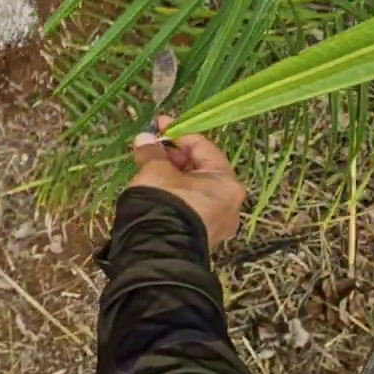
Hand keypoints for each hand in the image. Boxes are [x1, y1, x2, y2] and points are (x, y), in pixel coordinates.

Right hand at [129, 116, 245, 247]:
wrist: (157, 249)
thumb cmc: (164, 202)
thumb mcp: (155, 171)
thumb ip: (152, 152)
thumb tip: (145, 138)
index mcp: (226, 181)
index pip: (202, 147)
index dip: (178, 132)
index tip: (158, 124)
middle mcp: (229, 201)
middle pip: (200, 168)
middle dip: (173, 156)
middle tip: (150, 148)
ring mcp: (218, 221)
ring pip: (194, 188)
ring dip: (172, 175)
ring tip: (147, 168)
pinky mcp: (202, 234)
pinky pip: (189, 204)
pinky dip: (174, 193)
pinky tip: (154, 190)